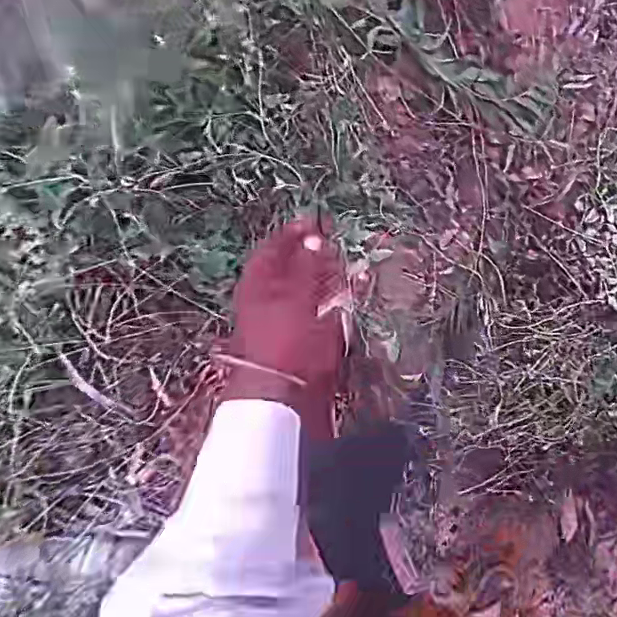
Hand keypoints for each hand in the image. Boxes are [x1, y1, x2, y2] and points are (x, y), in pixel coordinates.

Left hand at [227, 217, 345, 401]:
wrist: (284, 397)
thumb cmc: (284, 341)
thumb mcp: (296, 295)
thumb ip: (307, 266)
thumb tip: (315, 239)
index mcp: (259, 285)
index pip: (275, 248)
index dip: (294, 233)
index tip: (316, 220)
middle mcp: (270, 299)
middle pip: (293, 267)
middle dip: (316, 253)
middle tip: (337, 241)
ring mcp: (288, 320)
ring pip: (311, 287)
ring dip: (332, 273)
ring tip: (351, 263)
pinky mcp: (307, 338)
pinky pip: (325, 307)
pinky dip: (340, 296)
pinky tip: (358, 288)